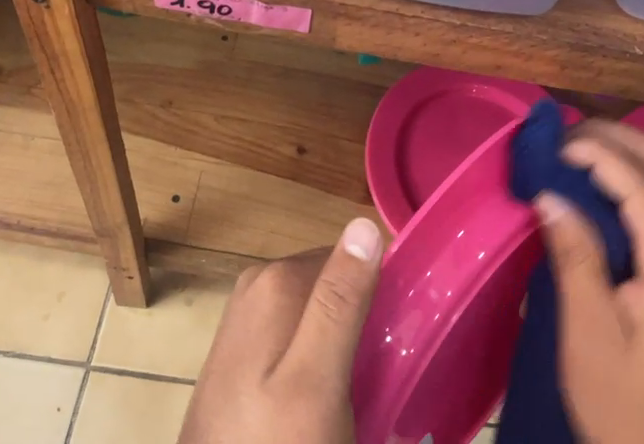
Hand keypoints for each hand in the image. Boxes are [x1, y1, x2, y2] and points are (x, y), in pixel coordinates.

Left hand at [179, 218, 383, 443]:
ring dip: (342, 340)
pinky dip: (319, 356)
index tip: (398, 336)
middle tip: (379, 369)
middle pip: (335, 281)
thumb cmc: (272, 442)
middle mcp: (258, 282)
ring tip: (357, 387)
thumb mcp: (317, 379)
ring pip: (319, 309)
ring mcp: (248, 314)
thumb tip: (365, 222)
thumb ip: (340, 302)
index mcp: (277, 279)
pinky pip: (299, 333)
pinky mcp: (245, 346)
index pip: (351, 255)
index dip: (381, 292)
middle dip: (361, 316)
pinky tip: (327, 395)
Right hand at [539, 121, 643, 443]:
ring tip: (570, 154)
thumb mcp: (590, 336)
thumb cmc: (626, 409)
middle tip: (558, 137)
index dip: (594, 151)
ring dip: (623, 156)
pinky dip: (630, 184)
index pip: (642, 181)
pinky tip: (594, 192)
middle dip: (614, 138)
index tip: (547, 145)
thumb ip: (575, 257)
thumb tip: (549, 193)